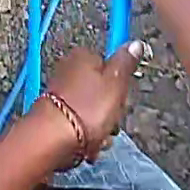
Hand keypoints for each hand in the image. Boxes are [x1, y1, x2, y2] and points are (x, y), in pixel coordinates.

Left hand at [39, 41, 148, 161]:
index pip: (111, 65)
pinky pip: (80, 124)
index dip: (120, 85)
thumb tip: (136, 44)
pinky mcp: (56, 114)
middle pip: (103, 90)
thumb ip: (126, 63)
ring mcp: (61, 92)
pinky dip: (86, 136)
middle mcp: (69, 69)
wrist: (53, 138)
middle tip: (111, 119)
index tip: (121, 98)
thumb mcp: (116, 83)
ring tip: (98, 137)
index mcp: (83, 56)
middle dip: (110, 110)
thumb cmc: (87, 108)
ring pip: (93, 110)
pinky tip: (88, 145)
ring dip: (100, 127)